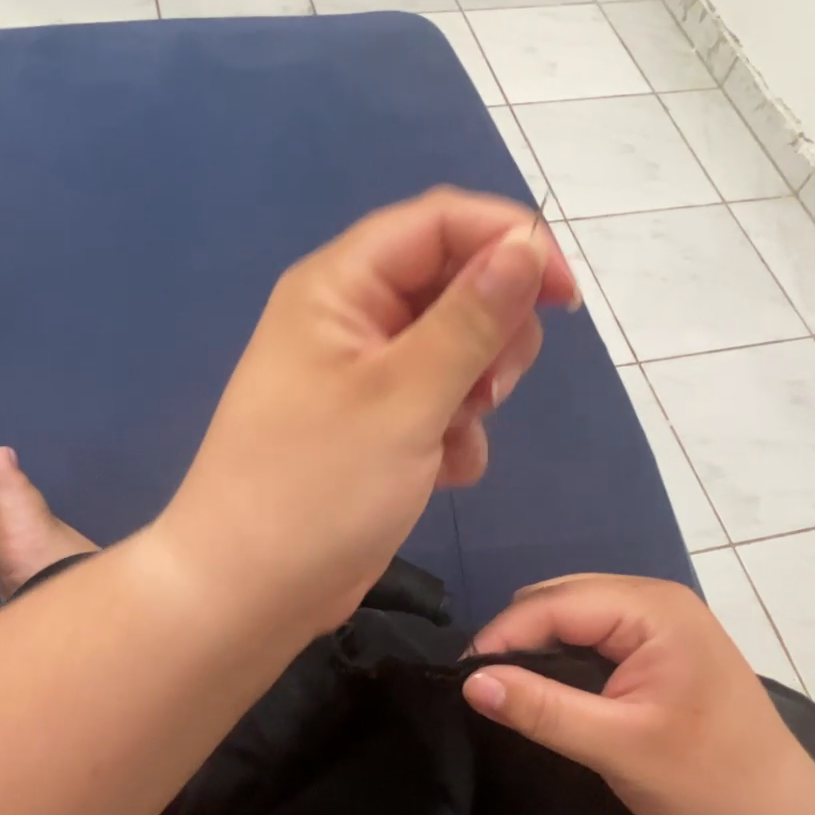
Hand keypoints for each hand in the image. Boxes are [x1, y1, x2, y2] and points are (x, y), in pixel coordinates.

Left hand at [153, 187, 578, 635]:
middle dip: (491, 332)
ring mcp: (362, 377)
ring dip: (475, 389)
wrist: (248, 592)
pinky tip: (441, 474)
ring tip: (454, 435)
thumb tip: (526, 245)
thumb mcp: (405, 397)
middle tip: (489, 390)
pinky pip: (439, 404)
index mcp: (340, 286)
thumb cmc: (317, 487)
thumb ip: (471, 318)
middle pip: (454, 283)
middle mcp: (350, 319)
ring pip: (455, 349)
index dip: (510, 243)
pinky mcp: (375, 428)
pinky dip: (454, 433)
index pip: (440, 222)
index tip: (565, 298)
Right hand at [461, 575, 814, 814]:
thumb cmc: (709, 782)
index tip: (463, 676)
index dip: (503, 635)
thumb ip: (542, 709)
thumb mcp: (618, 748)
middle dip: (517, 635)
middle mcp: (655, 599)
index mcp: (654, 609)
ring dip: (537, 643)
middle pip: (561, 598)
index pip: (555, 603)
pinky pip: (592, 631)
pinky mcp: (657, 642)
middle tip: (483, 685)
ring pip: (572, 612)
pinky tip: (546, 683)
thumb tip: (469, 681)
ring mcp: (659, 618)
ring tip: (507, 685)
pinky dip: (561, 652)